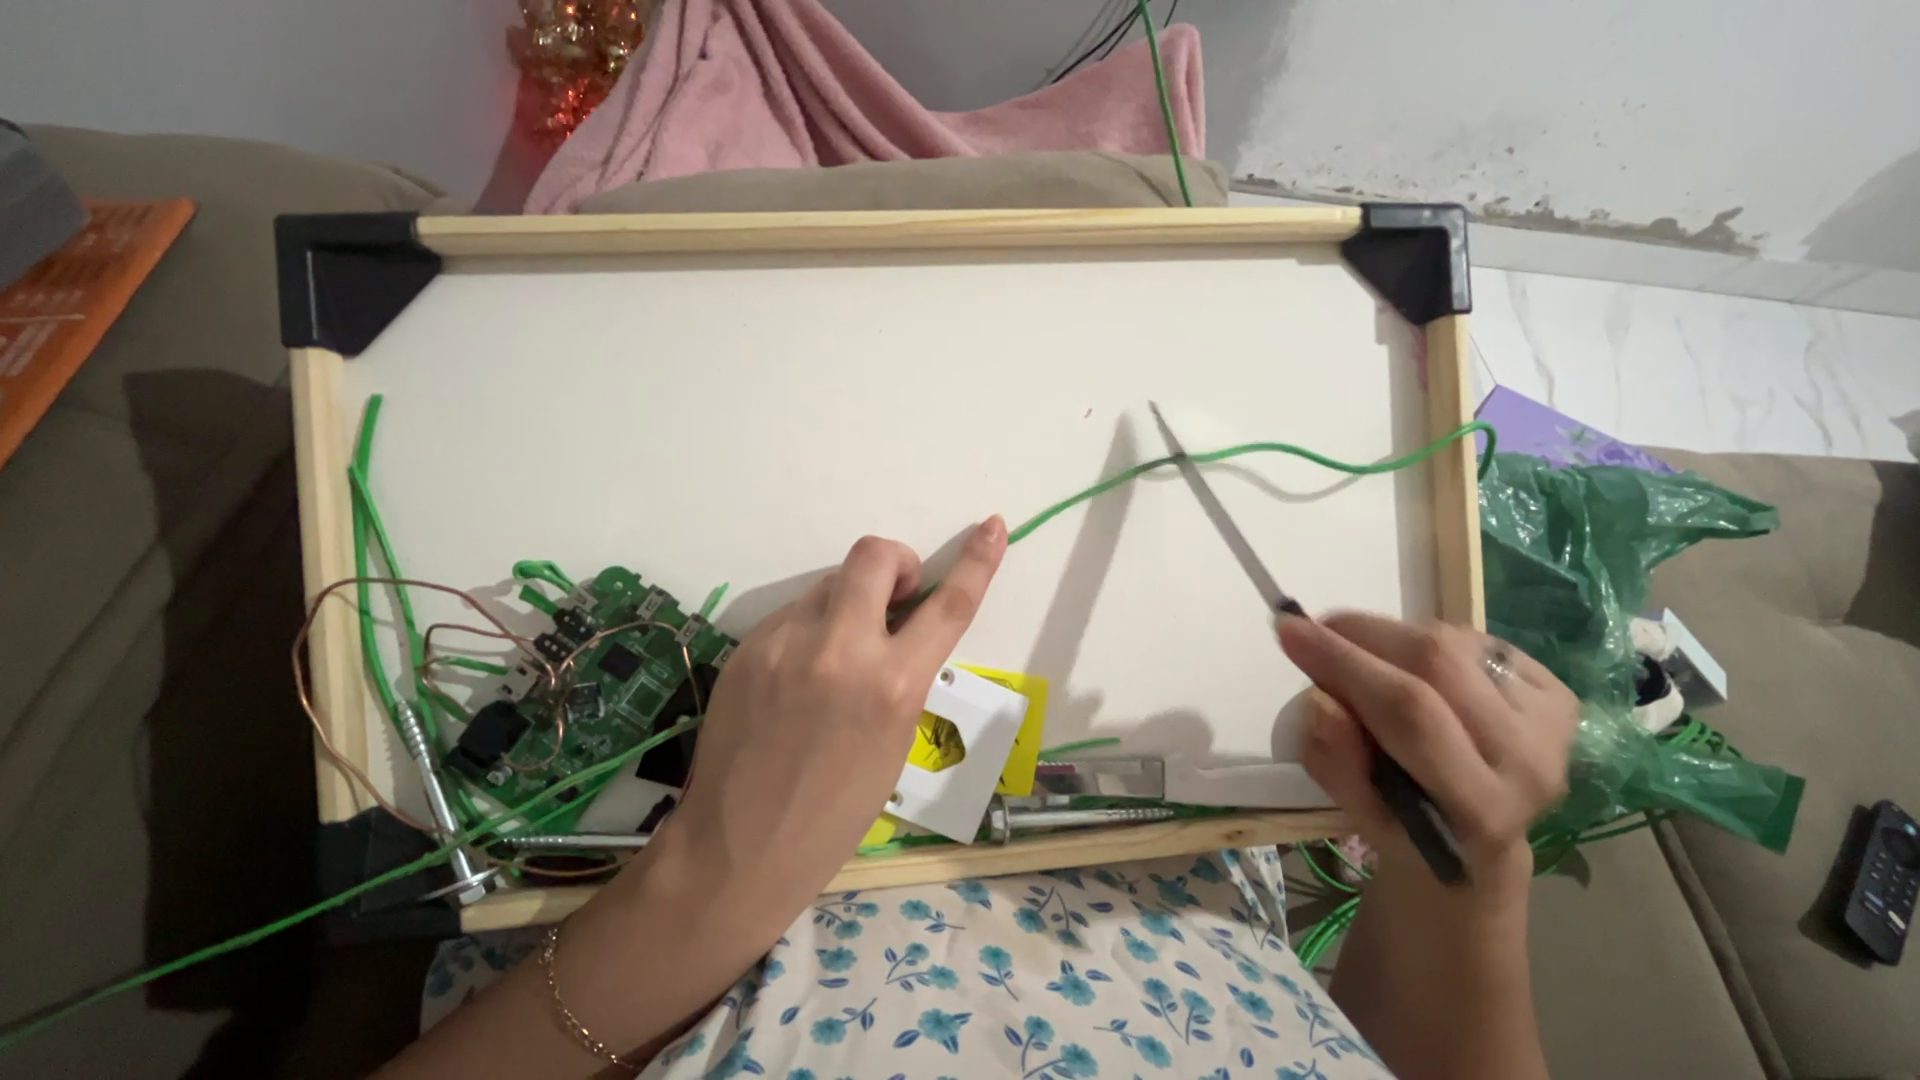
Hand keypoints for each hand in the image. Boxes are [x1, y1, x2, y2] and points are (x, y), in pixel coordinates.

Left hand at [653, 518, 1007, 934]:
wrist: (740, 848)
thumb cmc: (835, 815)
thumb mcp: (894, 744)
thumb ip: (900, 676)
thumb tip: (896, 629)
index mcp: (891, 687)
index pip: (948, 607)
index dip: (977, 562)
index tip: (992, 527)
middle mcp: (839, 651)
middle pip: (873, 556)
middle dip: (894, 564)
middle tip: (894, 598)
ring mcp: (784, 644)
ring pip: (828, 585)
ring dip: (847, 605)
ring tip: (835, 658)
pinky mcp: (747, 648)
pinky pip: (792, 616)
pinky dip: (808, 632)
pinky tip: (795, 680)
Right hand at [1279, 613, 1577, 894]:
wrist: (1479, 843)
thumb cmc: (1404, 827)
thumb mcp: (1355, 809)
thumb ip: (1334, 758)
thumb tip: (1320, 698)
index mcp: (1479, 804)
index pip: (1409, 712)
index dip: (1344, 662)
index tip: (1288, 629)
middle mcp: (1530, 761)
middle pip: (1437, 663)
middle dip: (1362, 635)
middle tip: (1315, 633)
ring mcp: (1553, 726)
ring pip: (1454, 643)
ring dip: (1391, 637)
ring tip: (1363, 660)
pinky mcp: (1560, 698)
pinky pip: (1476, 641)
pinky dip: (1427, 641)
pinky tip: (1413, 668)